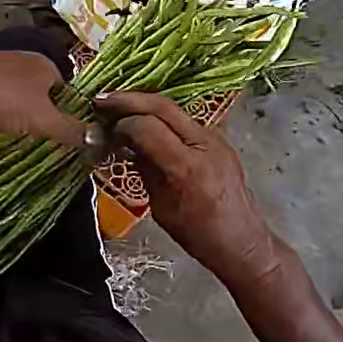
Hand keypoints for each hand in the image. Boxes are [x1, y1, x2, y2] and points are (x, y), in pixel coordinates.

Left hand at [0, 51, 88, 149]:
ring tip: (7, 134)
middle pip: (39, 94)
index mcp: (45, 64)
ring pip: (13, 96)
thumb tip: (101, 139)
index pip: (66, 91)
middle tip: (33, 138)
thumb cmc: (0, 100)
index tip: (59, 137)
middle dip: (37, 116)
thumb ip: (73, 130)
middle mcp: (22, 58)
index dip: (65, 115)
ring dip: (12, 115)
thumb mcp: (44, 120)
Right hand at [96, 92, 287, 292]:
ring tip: (116, 107)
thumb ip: (145, 169)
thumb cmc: (199, 234)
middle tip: (100, 101)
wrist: (242, 240)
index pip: (148, 128)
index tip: (104, 130)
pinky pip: (183, 121)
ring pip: (173, 109)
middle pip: (162, 106)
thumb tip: (124, 143)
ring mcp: (214, 138)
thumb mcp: (161, 206)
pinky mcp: (217, 139)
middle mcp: (204, 144)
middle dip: (128, 100)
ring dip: (143, 105)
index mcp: (187, 167)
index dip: (122, 125)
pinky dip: (158, 117)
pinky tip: (142, 122)